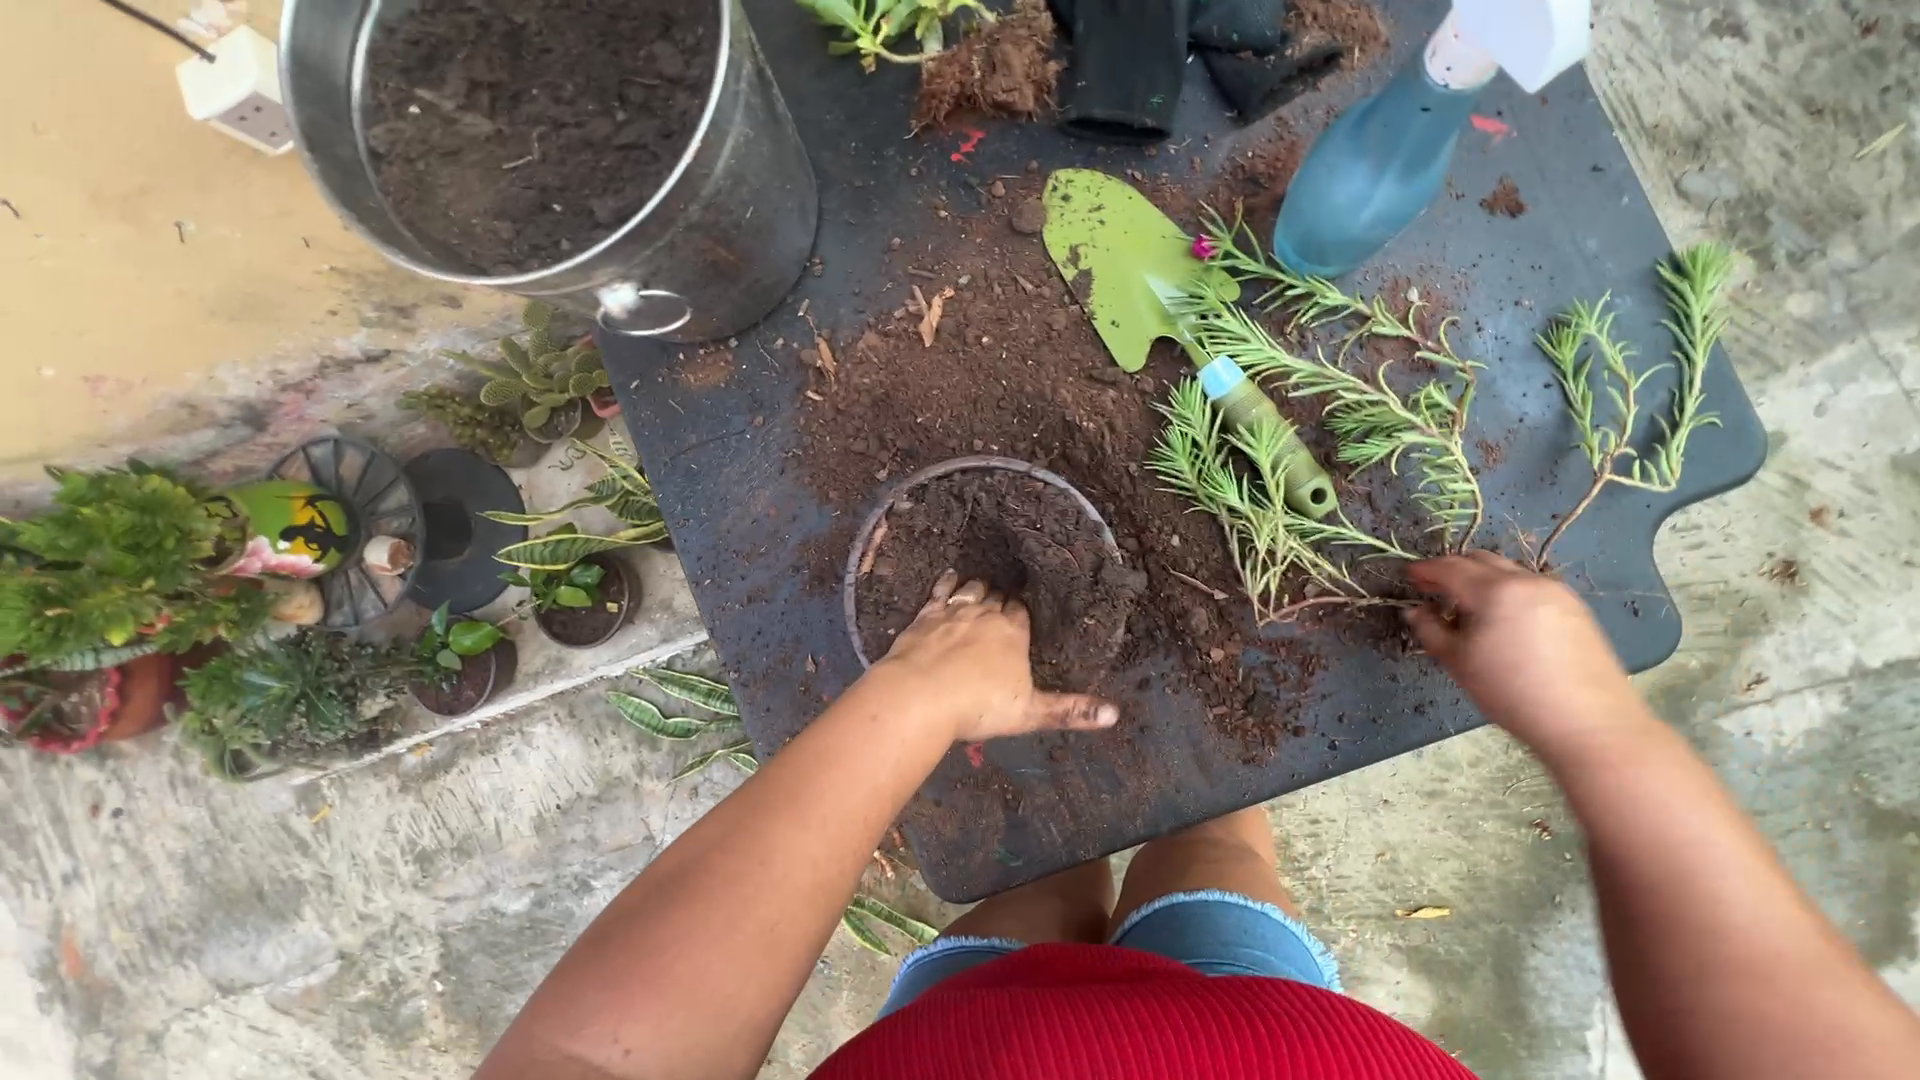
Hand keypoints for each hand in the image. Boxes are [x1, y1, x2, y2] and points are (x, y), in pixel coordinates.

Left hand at [867, 570, 1119, 742]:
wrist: (921, 695)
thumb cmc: (979, 706)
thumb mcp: (1030, 713)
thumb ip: (1071, 710)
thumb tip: (1115, 714)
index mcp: (1014, 633)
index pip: (1022, 613)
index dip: (1022, 613)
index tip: (1022, 613)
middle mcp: (986, 614)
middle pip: (998, 598)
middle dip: (1001, 598)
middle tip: (1002, 600)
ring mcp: (954, 611)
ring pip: (971, 589)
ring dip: (977, 586)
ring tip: (981, 585)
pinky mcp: (926, 615)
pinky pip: (940, 591)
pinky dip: (946, 582)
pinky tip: (949, 576)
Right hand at [1404, 552, 1653, 761]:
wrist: (1589, 722)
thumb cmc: (1511, 691)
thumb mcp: (1457, 662)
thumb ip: (1429, 629)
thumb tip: (1416, 611)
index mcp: (1495, 590)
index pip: (1450, 567)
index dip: (1425, 570)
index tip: (1409, 577)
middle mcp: (1527, 581)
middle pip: (1481, 560)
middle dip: (1453, 569)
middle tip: (1434, 589)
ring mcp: (1556, 592)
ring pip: (1508, 572)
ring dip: (1481, 579)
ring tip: (1467, 607)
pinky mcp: (1576, 609)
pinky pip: (1530, 587)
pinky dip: (1507, 592)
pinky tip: (1502, 620)